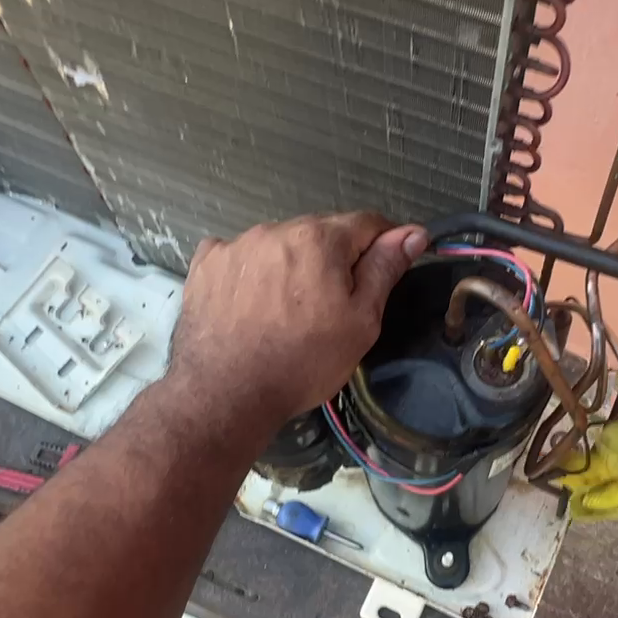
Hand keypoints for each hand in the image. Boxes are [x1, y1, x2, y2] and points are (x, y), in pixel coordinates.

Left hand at [169, 213, 427, 424]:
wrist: (226, 395)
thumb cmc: (303, 363)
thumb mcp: (361, 322)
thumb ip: (384, 270)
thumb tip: (411, 233)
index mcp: (320, 239)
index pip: (367, 222)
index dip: (385, 242)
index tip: (388, 267)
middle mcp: (275, 229)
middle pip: (321, 232)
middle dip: (335, 259)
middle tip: (335, 306)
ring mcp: (235, 245)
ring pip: (281, 244)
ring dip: (293, 265)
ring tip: (290, 312)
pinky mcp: (206, 265)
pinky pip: (241, 257)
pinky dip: (253, 272)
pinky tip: (253, 305)